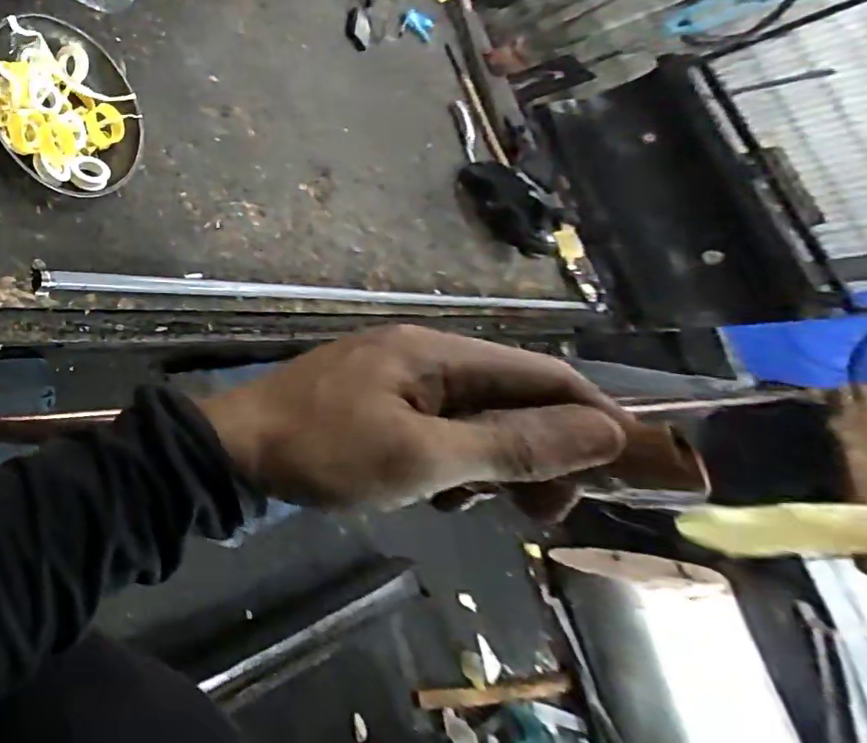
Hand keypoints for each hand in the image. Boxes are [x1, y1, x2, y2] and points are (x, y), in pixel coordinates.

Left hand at [197, 325, 630, 518]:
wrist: (234, 447)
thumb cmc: (325, 450)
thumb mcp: (424, 458)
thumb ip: (512, 445)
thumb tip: (604, 429)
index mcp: (433, 352)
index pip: (542, 374)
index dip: (596, 420)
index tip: (633, 478)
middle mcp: (418, 353)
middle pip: (510, 396)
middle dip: (539, 454)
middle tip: (538, 515)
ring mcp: (391, 375)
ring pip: (474, 418)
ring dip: (491, 465)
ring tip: (469, 507)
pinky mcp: (372, 400)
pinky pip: (435, 427)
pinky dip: (450, 462)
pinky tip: (433, 497)